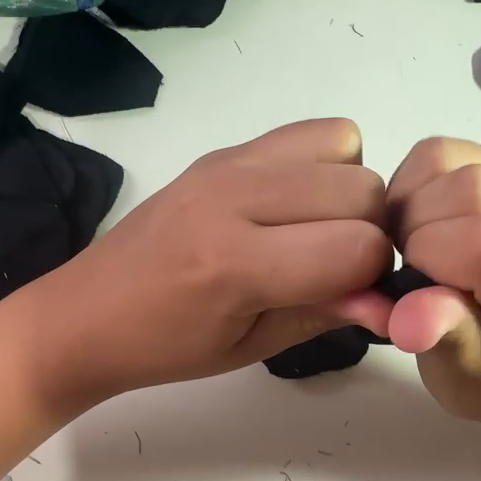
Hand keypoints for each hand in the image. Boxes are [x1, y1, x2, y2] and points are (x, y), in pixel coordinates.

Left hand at [14, 119, 391, 408]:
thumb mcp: (252, 347)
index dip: (372, 278)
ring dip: (348, 193)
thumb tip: (392, 298)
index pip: (357, 247)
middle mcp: (236, 195)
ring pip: (345, 148)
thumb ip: (326, 313)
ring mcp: (229, 162)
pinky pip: (307, 133)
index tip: (352, 298)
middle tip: (337, 267)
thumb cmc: (167, 347)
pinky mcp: (223, 149)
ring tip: (315, 232)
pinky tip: (293, 205)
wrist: (88, 312)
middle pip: (361, 189)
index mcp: (236, 262)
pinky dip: (322, 164)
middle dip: (368, 233)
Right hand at [382, 137, 480, 432]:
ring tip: (414, 251)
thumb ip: (446, 343)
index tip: (411, 292)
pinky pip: (452, 152)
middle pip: (472, 188)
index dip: (429, 256)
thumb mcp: (469, 385)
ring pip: (456, 160)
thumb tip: (408, 317)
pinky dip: (417, 183)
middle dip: (415, 227)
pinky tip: (421, 226)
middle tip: (408, 274)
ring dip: (413, 201)